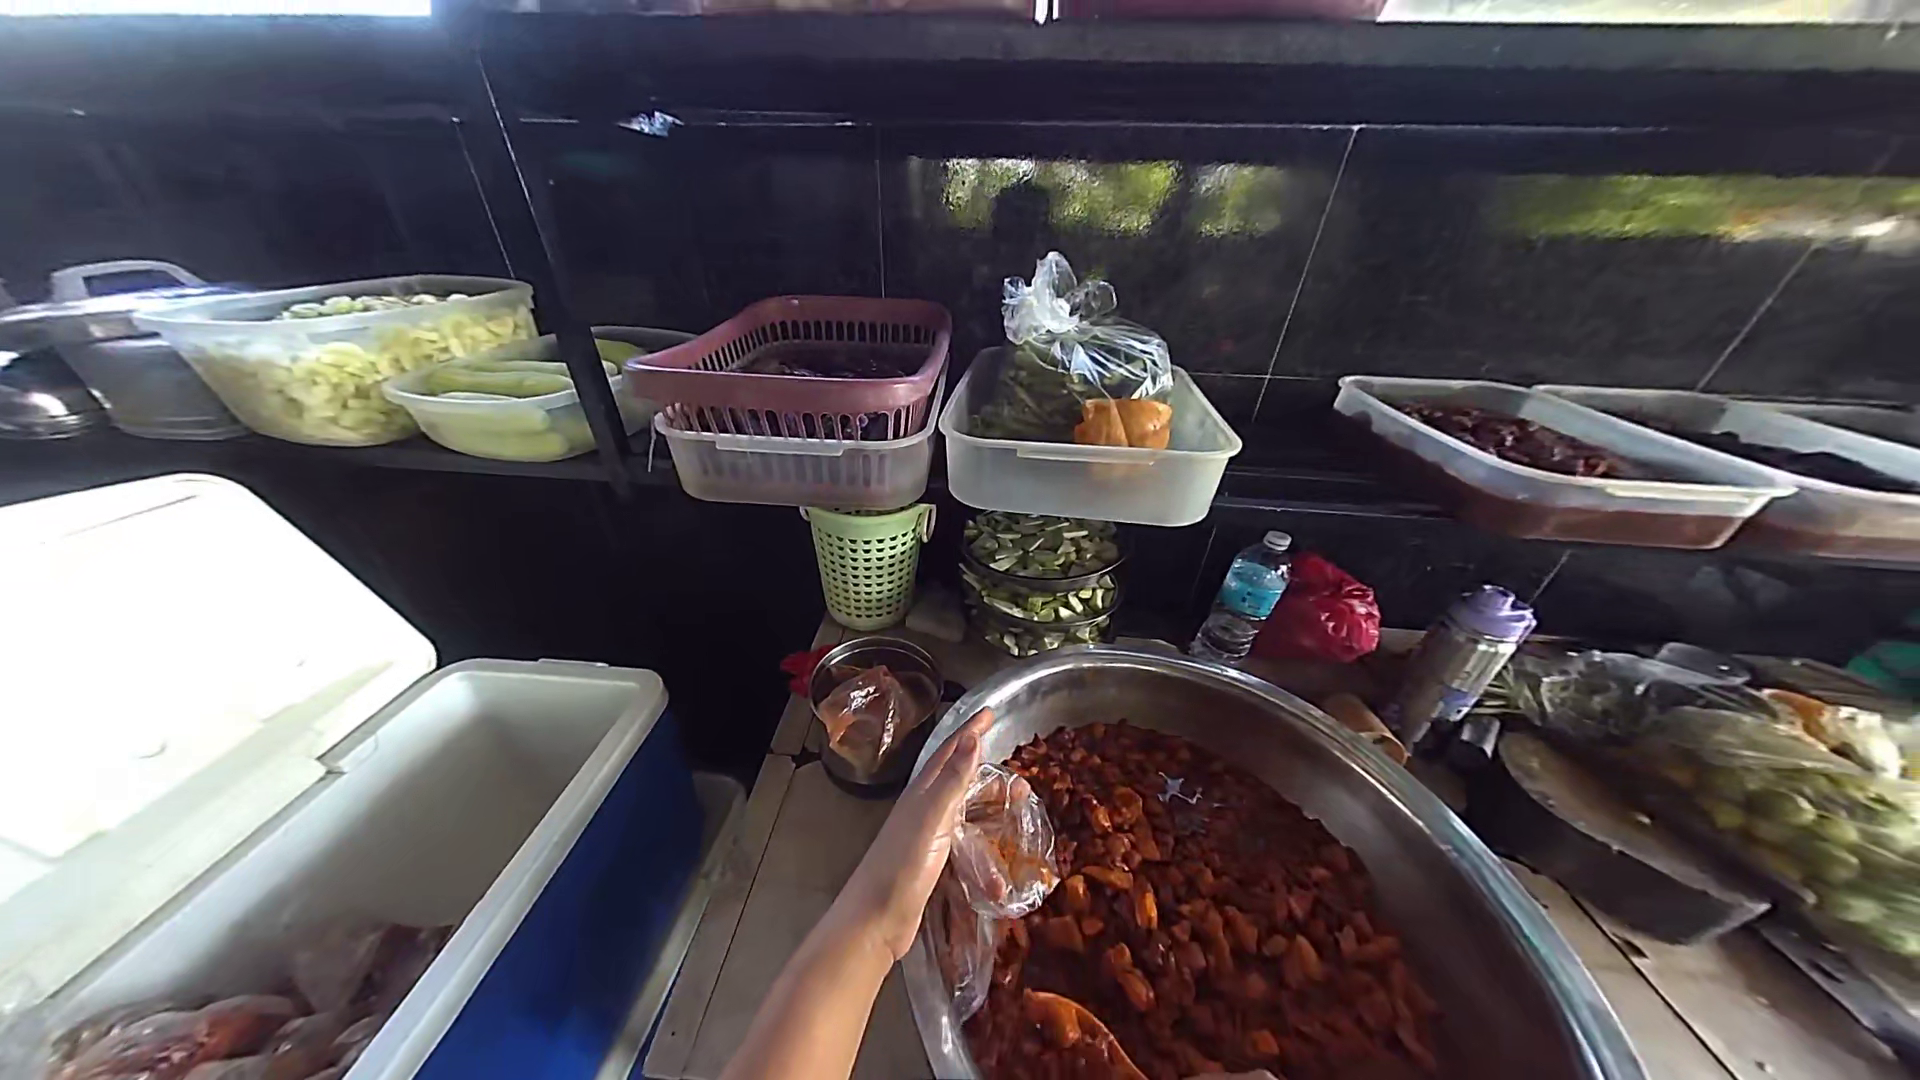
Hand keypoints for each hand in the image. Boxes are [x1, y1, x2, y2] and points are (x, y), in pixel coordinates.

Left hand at [829, 709, 993, 961]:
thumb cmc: (901, 866)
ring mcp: (928, 833)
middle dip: (988, 769)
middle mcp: (924, 806)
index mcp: (922, 790)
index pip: (951, 750)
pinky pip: (965, 835)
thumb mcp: (931, 817)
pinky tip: (997, 848)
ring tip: (1016, 804)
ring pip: (964, 806)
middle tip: (1019, 775)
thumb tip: (972, 737)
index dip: (971, 730)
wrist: (875, 921)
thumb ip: (952, 779)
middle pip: (959, 776)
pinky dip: (983, 835)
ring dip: (989, 802)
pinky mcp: (932, 859)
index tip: (991, 712)